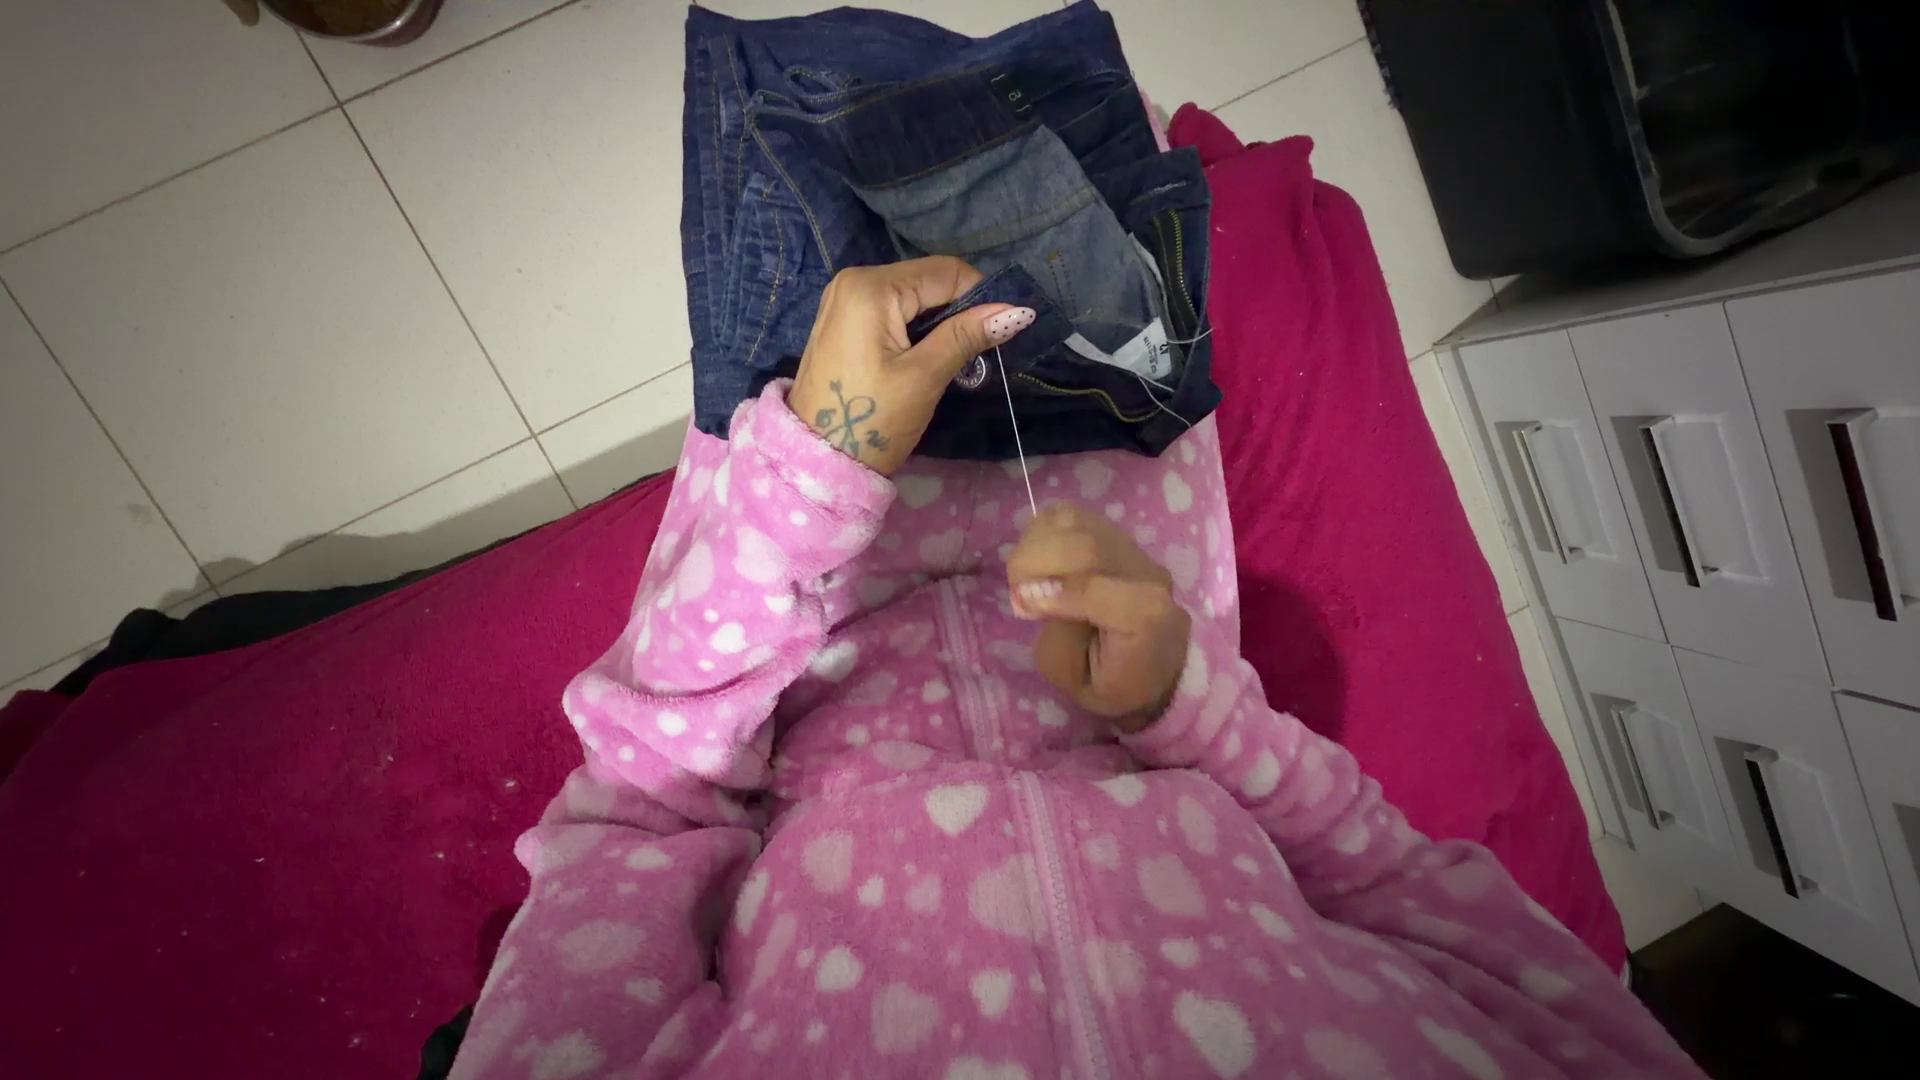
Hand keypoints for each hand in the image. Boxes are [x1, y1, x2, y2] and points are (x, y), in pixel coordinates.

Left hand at [787, 257, 1034, 474]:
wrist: (817, 459)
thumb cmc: (872, 419)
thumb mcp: (924, 376)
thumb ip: (967, 336)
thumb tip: (1020, 310)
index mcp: (871, 287)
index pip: (946, 272)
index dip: (982, 297)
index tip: (1001, 332)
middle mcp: (855, 279)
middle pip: (928, 280)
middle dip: (959, 311)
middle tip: (976, 354)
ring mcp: (845, 298)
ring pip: (913, 296)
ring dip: (940, 322)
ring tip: (951, 360)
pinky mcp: (844, 319)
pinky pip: (893, 310)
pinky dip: (916, 329)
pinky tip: (923, 358)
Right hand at [1006, 503, 1191, 731]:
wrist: (1155, 666)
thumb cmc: (1113, 681)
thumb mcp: (1078, 684)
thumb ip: (1058, 641)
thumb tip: (1038, 592)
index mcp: (1148, 620)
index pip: (1099, 588)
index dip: (1056, 593)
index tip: (1025, 609)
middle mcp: (1147, 575)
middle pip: (1085, 545)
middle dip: (1036, 564)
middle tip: (1020, 596)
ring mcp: (1133, 548)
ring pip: (1074, 521)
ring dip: (1035, 545)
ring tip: (1028, 576)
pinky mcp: (1116, 533)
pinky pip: (1071, 515)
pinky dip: (1043, 532)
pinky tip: (1040, 559)